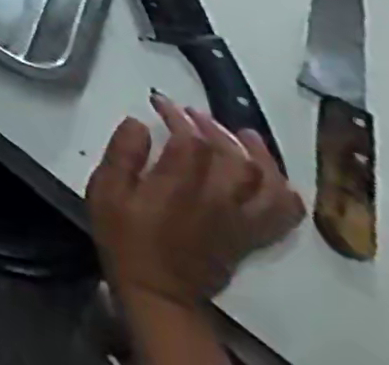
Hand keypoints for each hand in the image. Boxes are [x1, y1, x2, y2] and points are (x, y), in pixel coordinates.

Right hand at [87, 91, 305, 310]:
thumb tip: (138, 124)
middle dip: (212, 126)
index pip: (192, 141)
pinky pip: (283, 212)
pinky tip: (272, 178)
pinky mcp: (251, 236)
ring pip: (267, 181)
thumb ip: (122, 155)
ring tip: (242, 133)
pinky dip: (283, 190)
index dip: (178, 116)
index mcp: (180, 187)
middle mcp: (218, 200)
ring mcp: (241, 220)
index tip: (159, 102)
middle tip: (190, 112)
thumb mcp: (106, 190)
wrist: (156, 286)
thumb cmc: (122, 233)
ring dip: (257, 153)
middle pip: (232, 155)